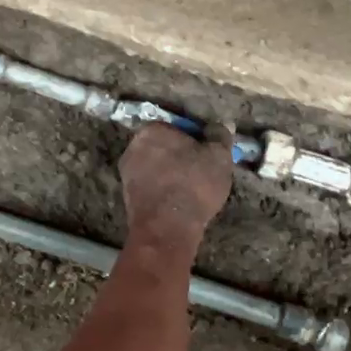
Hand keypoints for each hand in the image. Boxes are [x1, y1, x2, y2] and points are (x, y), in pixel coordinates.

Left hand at [119, 123, 234, 247]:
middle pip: (165, 148)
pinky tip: (181, 203)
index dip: (197, 140)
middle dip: (183, 157)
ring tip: (195, 190)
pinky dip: (165, 192)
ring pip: (158, 168)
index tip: (211, 154)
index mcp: (151, 130)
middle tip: (205, 172)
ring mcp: (127, 173)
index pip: (178, 127)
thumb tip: (223, 124)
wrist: (167, 227)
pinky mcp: (128, 197)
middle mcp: (133, 147)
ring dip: (174, 175)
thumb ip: (220, 136)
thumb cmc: (194, 184)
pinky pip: (153, 187)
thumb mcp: (219, 156)